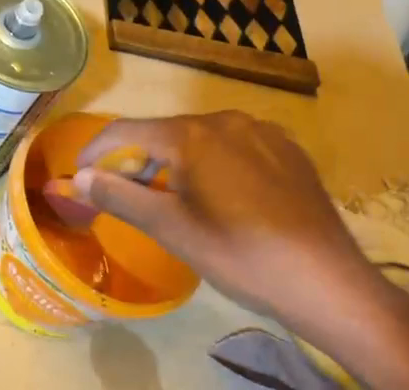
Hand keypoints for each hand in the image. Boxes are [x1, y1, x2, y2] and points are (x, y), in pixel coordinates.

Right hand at [71, 112, 408, 389]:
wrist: (334, 288)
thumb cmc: (243, 258)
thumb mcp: (173, 230)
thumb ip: (119, 196)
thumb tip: (74, 178)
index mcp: (191, 135)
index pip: (126, 132)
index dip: (96, 152)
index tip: (79, 176)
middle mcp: (224, 120)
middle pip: (163, 133)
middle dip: (137, 160)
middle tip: (124, 194)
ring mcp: (261, 132)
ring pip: (200, 139)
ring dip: (176, 162)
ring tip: (172, 198)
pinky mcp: (289, 150)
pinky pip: (235, 146)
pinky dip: (215, 164)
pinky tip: (222, 197)